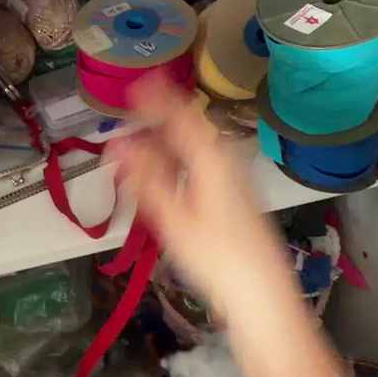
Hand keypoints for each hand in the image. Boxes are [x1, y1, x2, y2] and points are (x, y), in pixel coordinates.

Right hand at [107, 76, 298, 319]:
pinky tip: (165, 174)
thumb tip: (116, 144)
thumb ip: (144, 177)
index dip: (156, 97)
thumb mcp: (172, 217)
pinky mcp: (235, 197)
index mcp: (210, 158)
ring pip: (195, 148)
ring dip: (166, 141)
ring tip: (139, 142)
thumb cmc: (216, 256)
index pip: (179, 114)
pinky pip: (201, 165)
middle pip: (188, 129)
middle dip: (158, 119)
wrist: (261, 292)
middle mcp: (225, 161)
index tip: (133, 84)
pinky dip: (178, 161)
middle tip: (130, 112)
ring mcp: (234, 179)